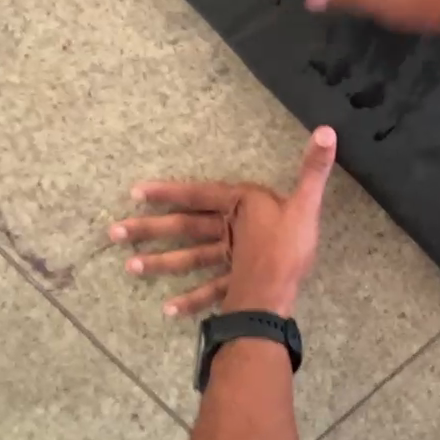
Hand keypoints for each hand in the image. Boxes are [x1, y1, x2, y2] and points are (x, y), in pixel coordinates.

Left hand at [113, 127, 337, 318]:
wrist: (279, 292)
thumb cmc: (289, 246)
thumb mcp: (305, 203)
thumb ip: (314, 168)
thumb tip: (327, 130)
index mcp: (239, 206)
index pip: (197, 194)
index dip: (168, 192)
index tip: (135, 193)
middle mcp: (226, 231)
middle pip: (184, 227)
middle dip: (148, 229)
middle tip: (113, 233)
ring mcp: (226, 261)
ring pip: (189, 259)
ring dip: (160, 263)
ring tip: (129, 268)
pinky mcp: (232, 286)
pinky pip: (209, 292)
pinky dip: (189, 301)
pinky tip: (167, 310)